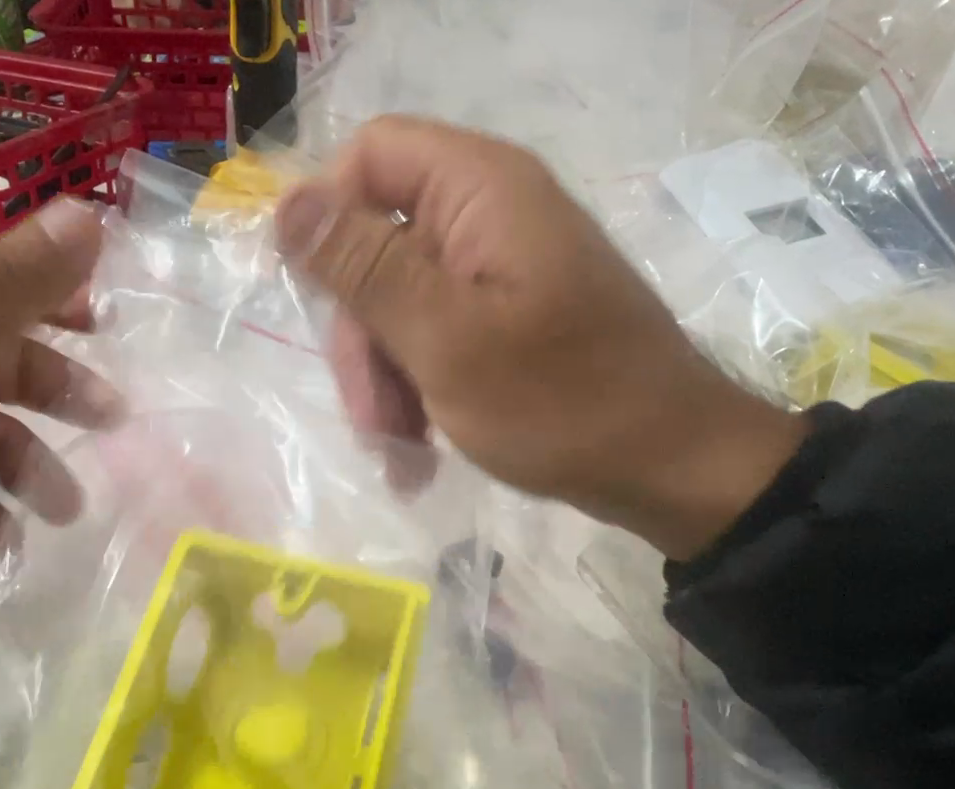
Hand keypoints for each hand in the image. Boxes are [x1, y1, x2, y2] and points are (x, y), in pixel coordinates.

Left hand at [0, 199, 118, 611]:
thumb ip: (9, 283)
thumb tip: (88, 214)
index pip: (0, 287)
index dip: (57, 297)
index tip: (112, 322)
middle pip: (7, 367)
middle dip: (62, 391)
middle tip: (113, 420)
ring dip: (32, 471)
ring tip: (62, 509)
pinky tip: (0, 539)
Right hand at [275, 117, 806, 560]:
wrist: (667, 467)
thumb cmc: (559, 402)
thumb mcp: (444, 338)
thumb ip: (362, 266)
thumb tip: (287, 202)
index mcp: (480, 190)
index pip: (371, 155)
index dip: (327, 217)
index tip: (314, 299)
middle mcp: (489, 215)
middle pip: (376, 243)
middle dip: (362, 335)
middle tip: (371, 416)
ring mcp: (499, 270)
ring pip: (398, 303)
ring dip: (385, 379)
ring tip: (401, 450)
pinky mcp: (507, 318)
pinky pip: (434, 335)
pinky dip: (418, 388)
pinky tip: (418, 449)